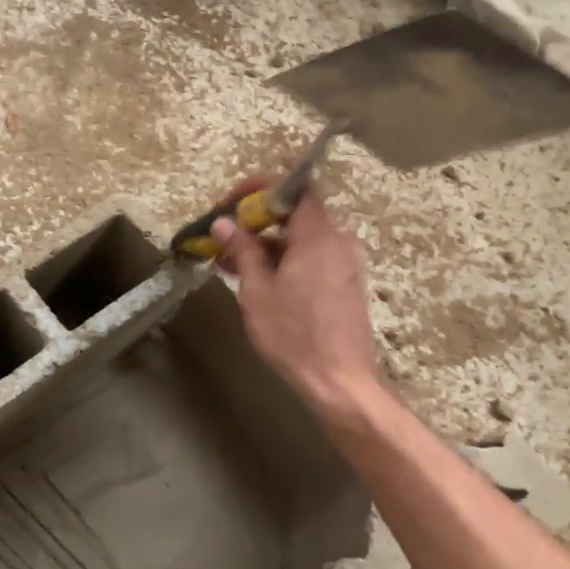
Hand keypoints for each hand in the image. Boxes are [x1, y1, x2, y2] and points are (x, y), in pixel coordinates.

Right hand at [209, 177, 379, 419]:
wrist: (338, 380)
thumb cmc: (293, 334)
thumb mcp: (257, 291)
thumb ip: (242, 250)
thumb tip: (224, 223)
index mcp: (318, 236)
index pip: (294, 188)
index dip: (260, 188)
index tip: (229, 205)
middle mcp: (339, 241)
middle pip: (296, 214)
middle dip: (256, 221)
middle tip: (223, 238)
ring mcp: (346, 263)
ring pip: (302, 238)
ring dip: (267, 244)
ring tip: (231, 264)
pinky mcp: (346, 283)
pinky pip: (312, 257)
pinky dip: (285, 260)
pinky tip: (258, 281)